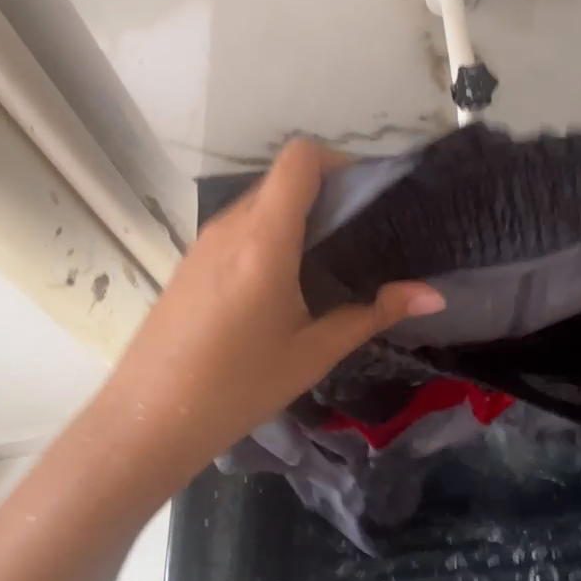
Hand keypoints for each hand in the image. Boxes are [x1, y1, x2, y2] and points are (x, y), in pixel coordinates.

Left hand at [106, 138, 444, 460]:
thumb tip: (434, 295)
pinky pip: (240, 227)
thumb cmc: (236, 388)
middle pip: (285, 179)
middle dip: (327, 194)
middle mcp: (231, 226)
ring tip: (330, 262)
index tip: (368, 199)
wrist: (146, 422)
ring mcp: (205, 241)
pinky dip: (271, 235)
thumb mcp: (313, 353)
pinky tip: (286, 285)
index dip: (339, 162)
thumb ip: (373, 314)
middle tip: (363, 236)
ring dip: (298, 217)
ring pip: (262, 203)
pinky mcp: (192, 260)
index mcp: (264, 239)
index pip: (300, 158)